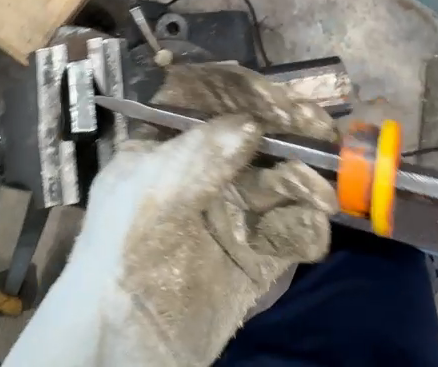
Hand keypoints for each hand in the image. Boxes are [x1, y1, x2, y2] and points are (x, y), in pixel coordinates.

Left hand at [5, 64, 338, 366]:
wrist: (116, 345)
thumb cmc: (122, 250)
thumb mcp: (150, 190)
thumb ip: (201, 154)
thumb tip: (253, 123)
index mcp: (167, 145)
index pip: (212, 103)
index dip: (247, 95)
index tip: (280, 99)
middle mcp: (203, 172)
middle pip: (255, 138)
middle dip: (289, 132)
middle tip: (321, 131)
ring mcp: (230, 214)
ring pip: (278, 182)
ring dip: (303, 181)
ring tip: (319, 192)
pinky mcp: (253, 257)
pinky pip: (289, 232)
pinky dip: (305, 226)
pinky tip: (310, 230)